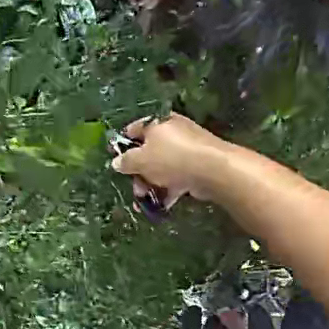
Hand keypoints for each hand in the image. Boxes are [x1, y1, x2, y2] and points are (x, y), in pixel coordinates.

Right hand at [111, 114, 238, 211]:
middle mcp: (172, 132)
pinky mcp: (197, 166)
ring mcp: (186, 149)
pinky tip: (162, 205)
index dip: (122, 145)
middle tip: (136, 189)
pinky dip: (168, 190)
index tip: (116, 161)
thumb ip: (126, 162)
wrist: (212, 169)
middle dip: (138, 173)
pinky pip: (177, 177)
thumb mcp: (140, 160)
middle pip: (148, 152)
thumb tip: (116, 162)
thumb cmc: (171, 159)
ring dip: (152, 185)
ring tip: (145, 202)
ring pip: (162, 167)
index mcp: (156, 123)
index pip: (133, 130)